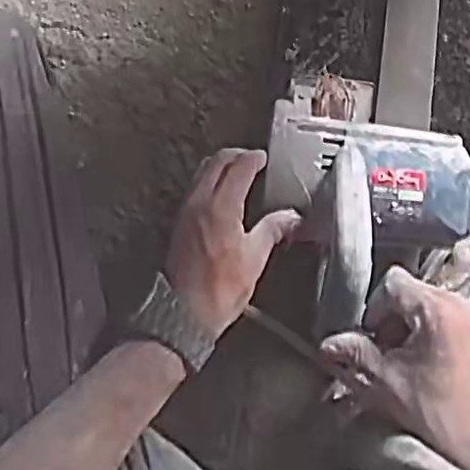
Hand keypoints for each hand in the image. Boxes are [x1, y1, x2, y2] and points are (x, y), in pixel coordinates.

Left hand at [166, 148, 302, 337]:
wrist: (184, 314)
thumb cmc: (218, 291)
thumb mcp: (254, 259)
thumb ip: (272, 230)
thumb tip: (290, 218)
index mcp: (221, 207)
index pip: (239, 168)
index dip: (254, 159)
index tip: (263, 158)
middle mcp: (200, 203)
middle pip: (216, 162)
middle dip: (236, 155)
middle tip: (251, 159)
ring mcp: (186, 211)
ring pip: (203, 172)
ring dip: (221, 165)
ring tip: (237, 171)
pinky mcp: (179, 222)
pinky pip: (195, 187)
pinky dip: (210, 179)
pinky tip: (220, 193)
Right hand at [319, 266, 469, 469]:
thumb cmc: (434, 418)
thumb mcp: (387, 383)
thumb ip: (356, 354)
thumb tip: (329, 344)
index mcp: (436, 309)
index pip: (392, 283)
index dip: (375, 309)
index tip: (372, 339)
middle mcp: (457, 304)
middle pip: (409, 291)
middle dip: (391, 318)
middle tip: (385, 352)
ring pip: (423, 302)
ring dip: (407, 325)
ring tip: (403, 361)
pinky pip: (441, 314)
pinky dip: (425, 330)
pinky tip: (422, 363)